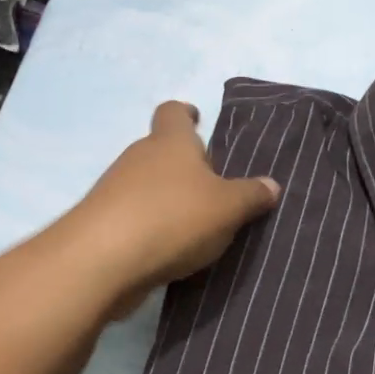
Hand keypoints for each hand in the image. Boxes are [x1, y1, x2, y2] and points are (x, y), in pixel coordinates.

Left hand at [54, 101, 279, 315]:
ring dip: (170, 201)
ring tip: (199, 228)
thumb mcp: (228, 208)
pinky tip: (173, 252)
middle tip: (216, 189)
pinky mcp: (104, 224)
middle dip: (187, 167)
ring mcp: (116, 190)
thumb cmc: (173, 218)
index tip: (199, 121)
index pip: (174, 112)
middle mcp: (139, 158)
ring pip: (149, 186)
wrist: (103, 261)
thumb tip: (271, 185)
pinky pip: (137, 218)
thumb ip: (251, 196)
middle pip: (163, 152)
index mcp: (171, 142)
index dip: (187, 114)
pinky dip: (154, 228)